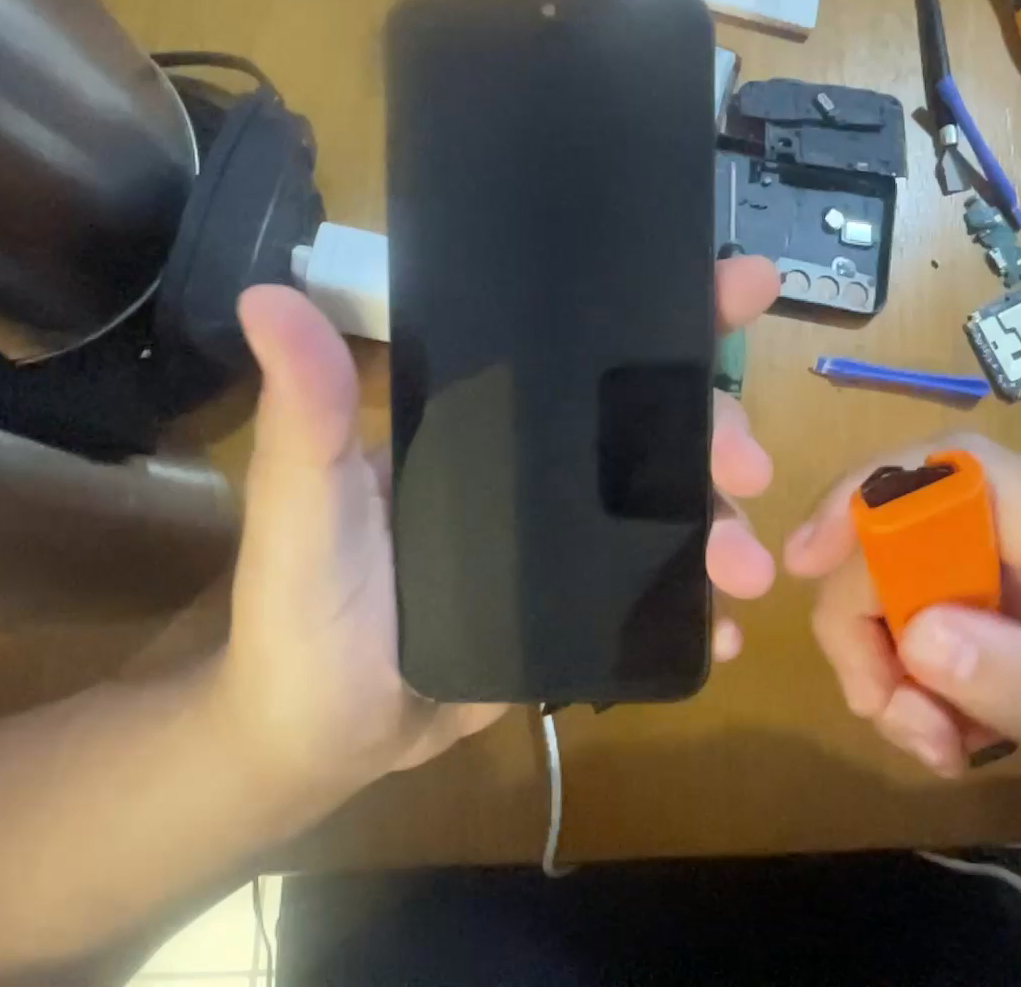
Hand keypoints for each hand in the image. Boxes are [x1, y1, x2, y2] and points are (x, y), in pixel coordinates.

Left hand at [214, 256, 780, 797]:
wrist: (324, 734)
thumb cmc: (303, 612)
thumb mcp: (303, 506)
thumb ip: (307, 417)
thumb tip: (271, 296)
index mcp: (482, 423)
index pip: (577, 350)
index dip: (661, 313)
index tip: (740, 285)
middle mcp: (533, 469)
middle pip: (647, 428)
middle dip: (715, 434)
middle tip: (749, 468)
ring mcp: (563, 542)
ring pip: (664, 511)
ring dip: (721, 529)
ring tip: (748, 572)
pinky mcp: (576, 608)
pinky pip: (649, 595)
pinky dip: (693, 611)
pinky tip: (724, 632)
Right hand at [785, 434, 1020, 862]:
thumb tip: (920, 636)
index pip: (963, 470)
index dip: (876, 490)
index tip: (810, 559)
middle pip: (896, 533)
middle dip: (861, 615)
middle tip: (880, 703)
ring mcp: (993, 591)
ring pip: (882, 589)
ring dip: (875, 666)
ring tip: (929, 743)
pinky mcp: (973, 632)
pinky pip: (895, 638)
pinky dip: (893, 692)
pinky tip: (940, 744)